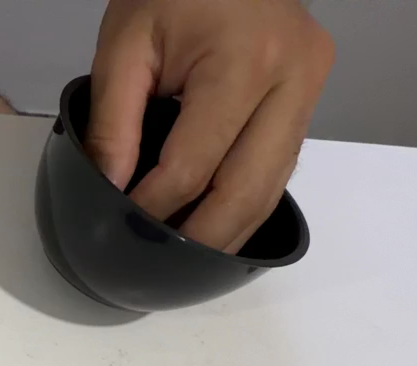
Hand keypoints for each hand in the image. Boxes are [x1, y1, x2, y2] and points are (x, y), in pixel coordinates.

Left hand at [87, 0, 333, 252]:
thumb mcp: (123, 49)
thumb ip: (112, 127)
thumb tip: (107, 193)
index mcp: (246, 62)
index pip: (191, 170)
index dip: (151, 211)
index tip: (116, 230)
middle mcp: (293, 77)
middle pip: (243, 191)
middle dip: (195, 240)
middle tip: (151, 266)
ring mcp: (309, 89)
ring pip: (269, 189)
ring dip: (223, 234)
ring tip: (176, 260)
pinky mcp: (307, 98)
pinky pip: (277, 171)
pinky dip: (242, 208)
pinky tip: (207, 229)